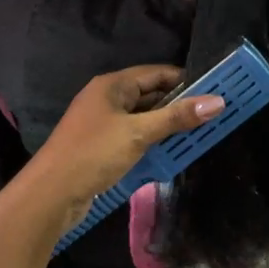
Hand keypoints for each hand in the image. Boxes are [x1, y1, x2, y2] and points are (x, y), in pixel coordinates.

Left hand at [26, 65, 221, 225]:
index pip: (156, 73)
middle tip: (210, 115)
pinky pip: (133, 137)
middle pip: (150, 95)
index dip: (185, 80)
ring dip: (166, 126)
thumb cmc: (94, 154)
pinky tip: (170, 153)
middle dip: (178, 105)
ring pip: (142, 118)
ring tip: (197, 134)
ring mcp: (102, 123)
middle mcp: (106, 99)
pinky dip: (151, 142)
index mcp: (112, 85)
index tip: (213, 91)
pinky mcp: (100, 147)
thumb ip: (177, 117)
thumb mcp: (139, 133)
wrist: (51, 194)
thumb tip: (217, 101)